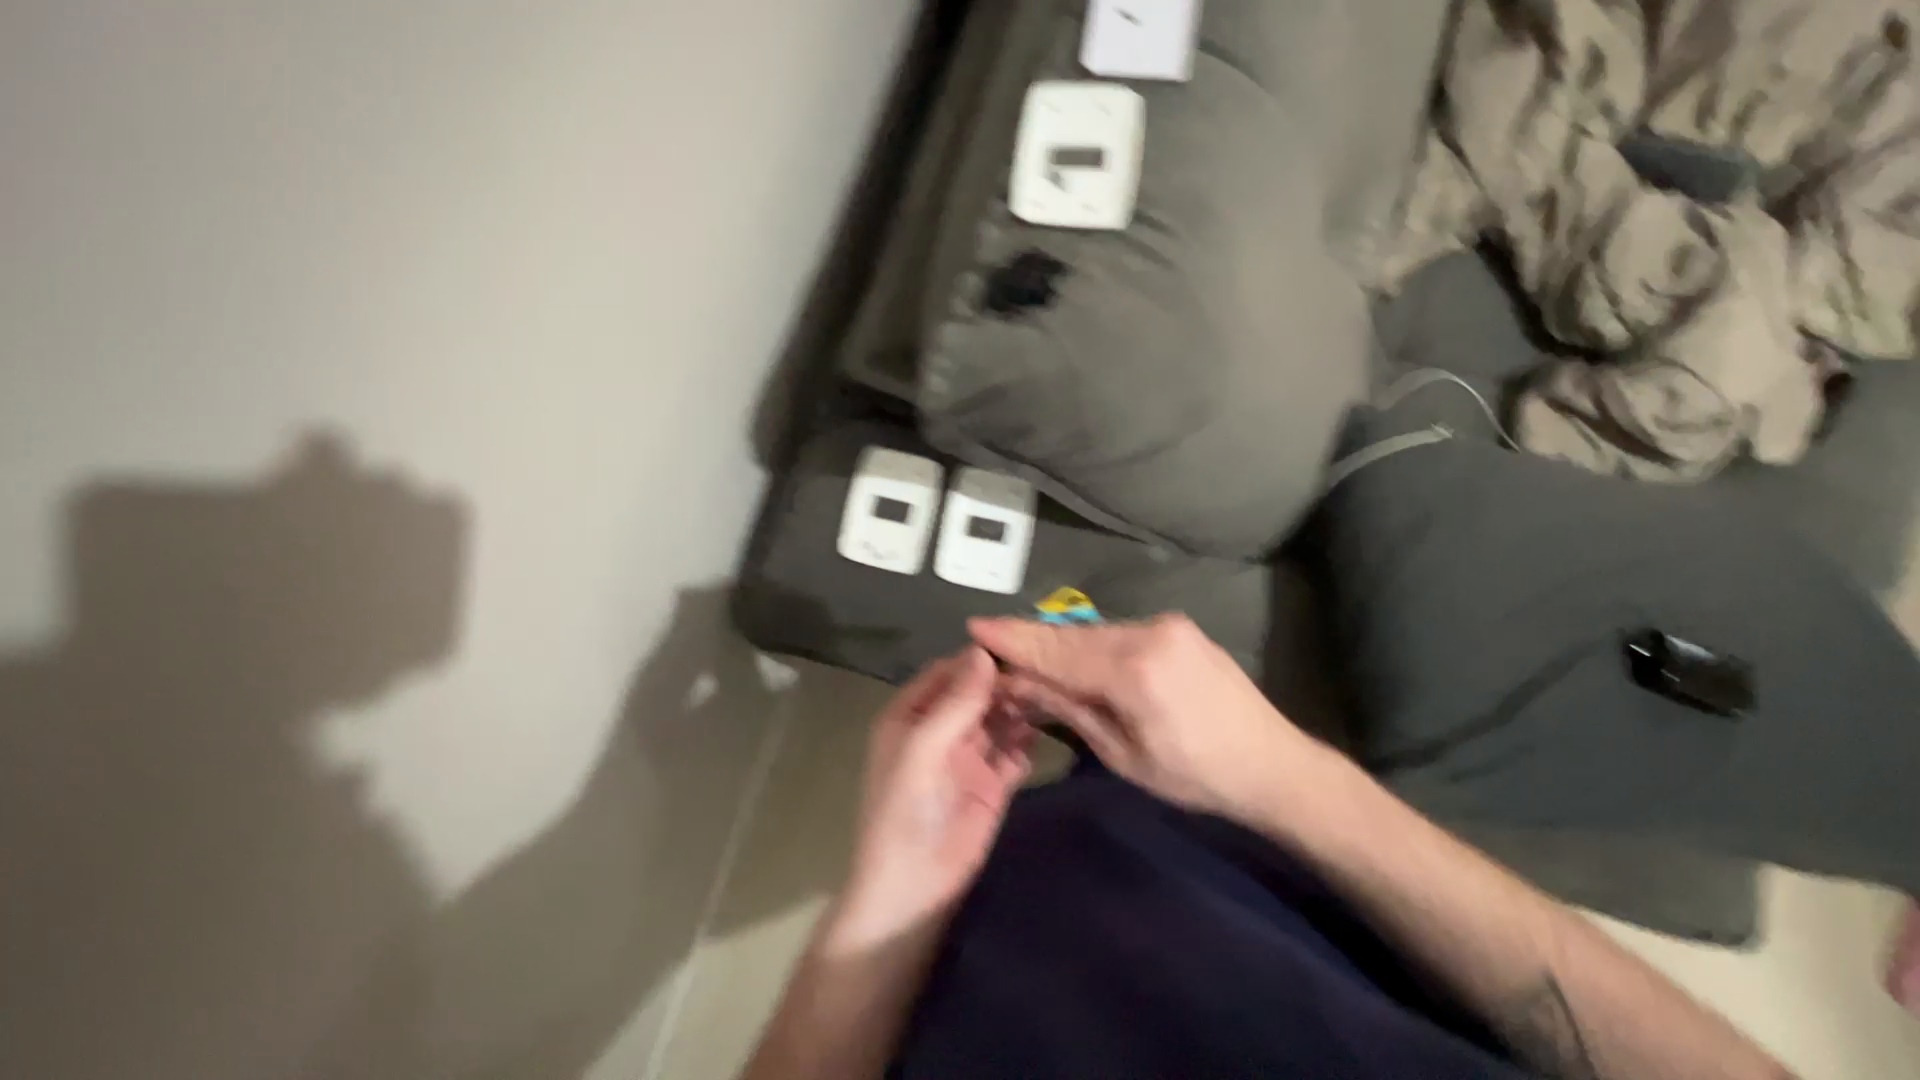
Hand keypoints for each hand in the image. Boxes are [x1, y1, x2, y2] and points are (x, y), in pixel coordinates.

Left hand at [828, 647, 1033, 951]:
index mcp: (910, 716)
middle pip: (976, 693)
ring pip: (997, 719)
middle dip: (1005, 682)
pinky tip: (1048, 727)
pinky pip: (1013, 752)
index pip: (946, 673)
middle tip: (1044, 671)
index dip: (976, 660)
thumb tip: (984, 652)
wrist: (915, 888)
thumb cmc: (906, 812)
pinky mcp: (992, 785)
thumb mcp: (922, 750)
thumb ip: (954, 703)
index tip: (1018, 647)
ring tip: (1052, 693)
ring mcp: (967, 757)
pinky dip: (1028, 739)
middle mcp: (939, 730)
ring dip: (1019, 706)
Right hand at [970, 613, 1323, 822]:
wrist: (1272, 765)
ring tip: (1031, 664)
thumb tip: (1017, 684)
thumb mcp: (1123, 754)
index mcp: (1136, 670)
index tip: (975, 626)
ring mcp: (1169, 627)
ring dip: (1064, 648)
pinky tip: (1078, 664)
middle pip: (1074, 637)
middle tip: (995, 652)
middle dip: (1033, 644)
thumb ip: (1070, 709)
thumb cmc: (1195, 776)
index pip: (1058, 650)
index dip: (1014, 640)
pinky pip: (1121, 635)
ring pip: (1097, 634)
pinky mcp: (1179, 630)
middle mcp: (1151, 634)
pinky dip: (1093, 648)